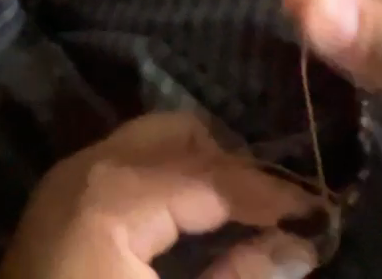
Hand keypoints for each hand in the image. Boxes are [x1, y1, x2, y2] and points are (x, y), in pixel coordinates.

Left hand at [0, 112, 321, 278]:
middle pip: (181, 134)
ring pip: (156, 138)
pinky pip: (131, 157)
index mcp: (112, 197)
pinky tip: (196, 210)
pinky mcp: (64, 190)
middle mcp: (89, 165)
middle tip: (277, 208)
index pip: (210, 176)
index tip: (317, 209)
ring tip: (243, 207)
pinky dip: (171, 171)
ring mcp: (71, 172)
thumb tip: (299, 247)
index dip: (268, 192)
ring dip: (203, 164)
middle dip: (233, 165)